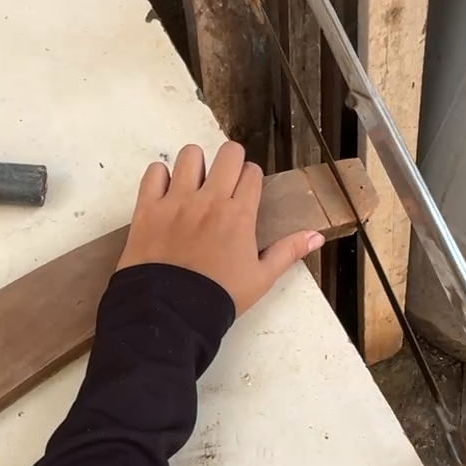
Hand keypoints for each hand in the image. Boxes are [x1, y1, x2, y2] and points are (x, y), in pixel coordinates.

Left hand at [117, 142, 324, 314]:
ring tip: (193, 184)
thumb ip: (288, 252)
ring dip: (195, 165)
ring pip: (189, 155)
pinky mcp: (148, 208)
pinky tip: (166, 192)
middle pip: (227, 153)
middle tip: (224, 182)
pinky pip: (154, 172)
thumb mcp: (261, 278)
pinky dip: (160, 176)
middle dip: (230, 162)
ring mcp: (176, 201)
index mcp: (239, 214)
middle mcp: (209, 200)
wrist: (173, 312)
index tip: (245, 193)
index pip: (252, 172)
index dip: (251, 179)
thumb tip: (317, 236)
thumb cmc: (220, 296)